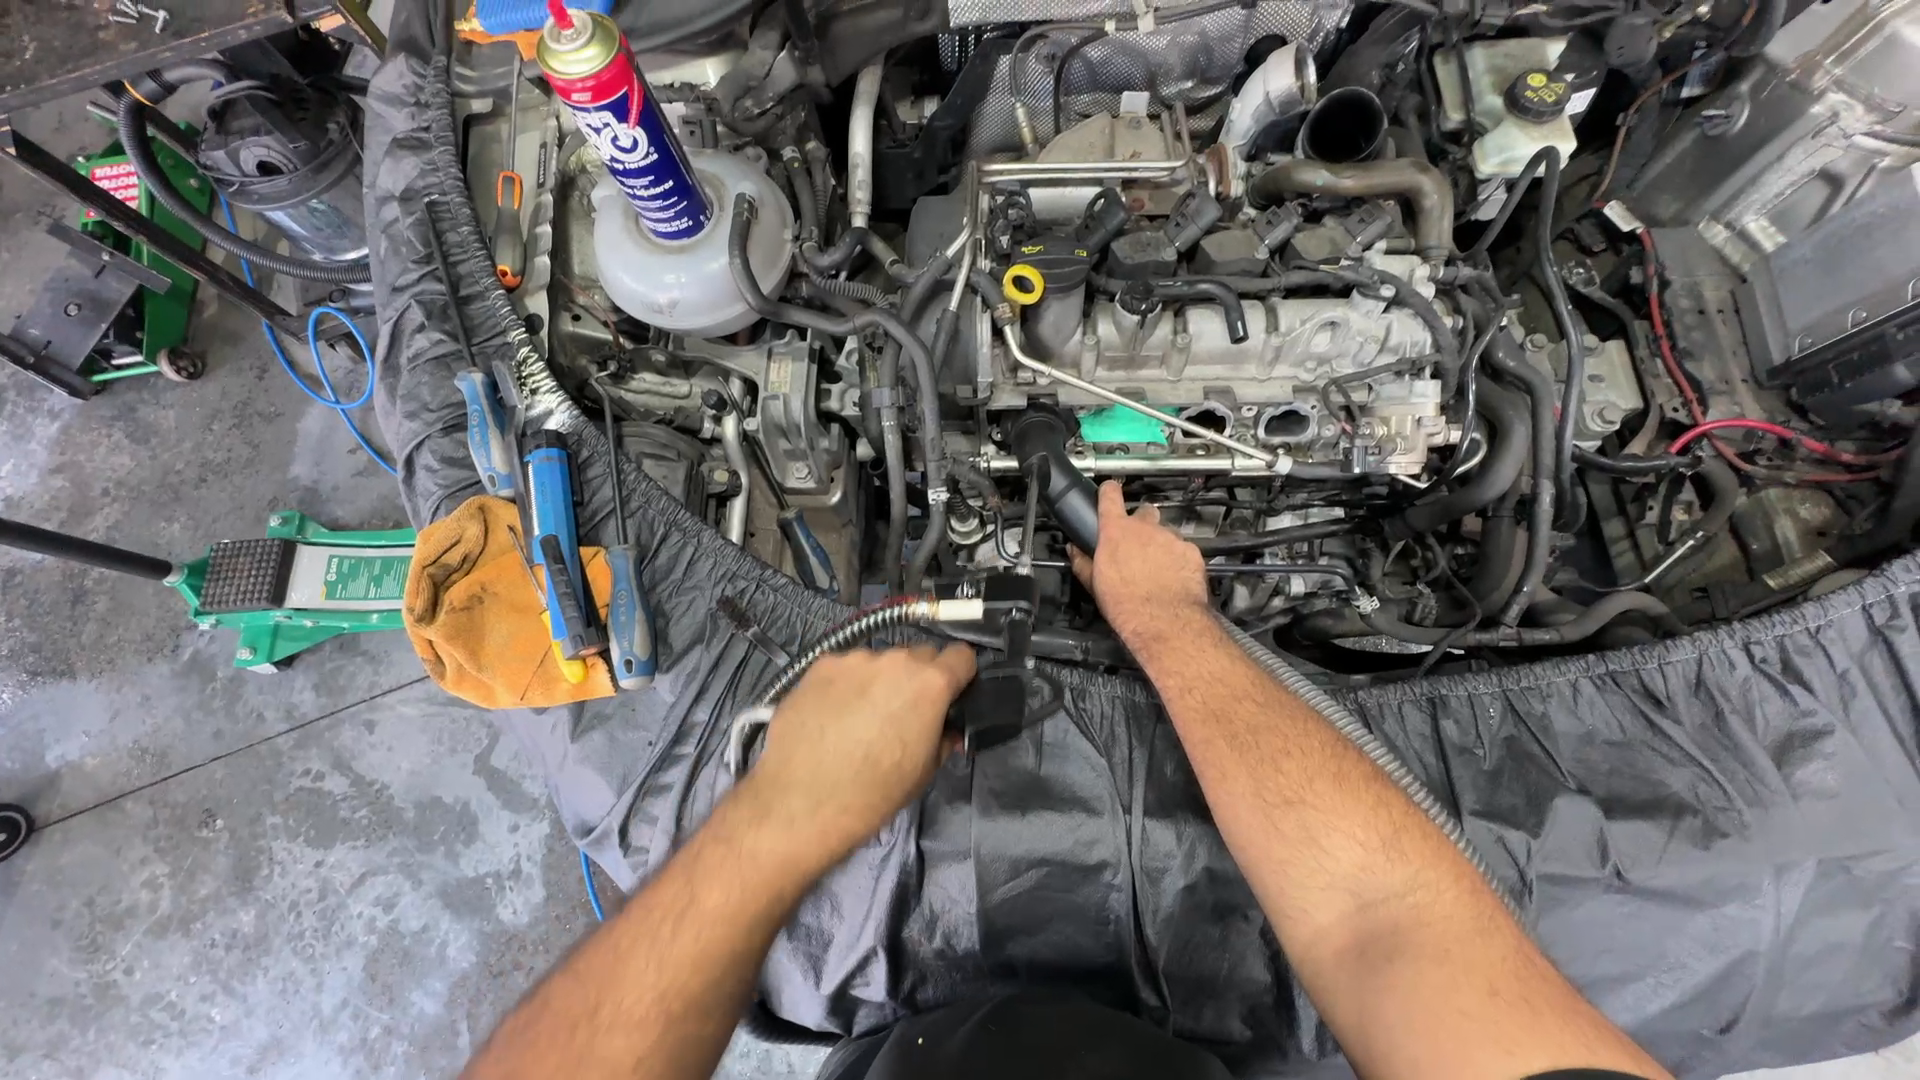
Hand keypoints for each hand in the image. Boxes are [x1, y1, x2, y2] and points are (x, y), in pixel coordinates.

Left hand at [738, 643, 976, 868]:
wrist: (802, 801)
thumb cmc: (874, 793)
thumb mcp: (924, 772)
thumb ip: (942, 740)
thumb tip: (946, 730)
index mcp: (930, 684)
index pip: (962, 656)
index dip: (959, 675)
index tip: (950, 694)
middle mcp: (895, 661)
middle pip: (919, 656)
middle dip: (917, 679)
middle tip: (902, 712)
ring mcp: (855, 659)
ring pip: (879, 662)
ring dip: (878, 680)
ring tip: (859, 716)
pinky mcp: (820, 665)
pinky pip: (845, 668)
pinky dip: (845, 684)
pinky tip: (831, 714)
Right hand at [1069, 481, 1209, 646]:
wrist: (1164, 621)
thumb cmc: (1128, 605)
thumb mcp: (1095, 584)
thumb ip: (1082, 562)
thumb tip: (1074, 551)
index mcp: (1116, 532)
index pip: (1110, 496)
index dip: (1108, 491)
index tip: (1109, 490)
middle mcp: (1145, 528)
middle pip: (1143, 512)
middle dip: (1140, 523)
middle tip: (1135, 545)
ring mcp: (1170, 537)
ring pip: (1165, 532)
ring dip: (1159, 544)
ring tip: (1155, 569)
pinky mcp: (1190, 551)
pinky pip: (1182, 549)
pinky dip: (1177, 559)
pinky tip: (1171, 577)